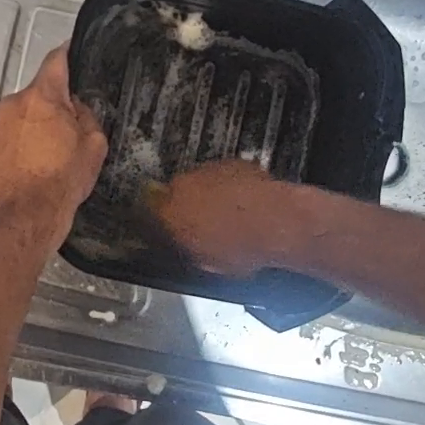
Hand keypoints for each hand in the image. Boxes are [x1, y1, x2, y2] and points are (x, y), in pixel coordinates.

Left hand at [0, 47, 107, 244]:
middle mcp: (13, 102)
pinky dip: (21, 143)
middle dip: (55, 105)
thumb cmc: (62, 180)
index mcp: (42, 96)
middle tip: (71, 129)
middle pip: (39, 93)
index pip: (56, 60)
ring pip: (23, 115)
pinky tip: (33, 165)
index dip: (69, 55)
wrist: (23, 217)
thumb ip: (87, 117)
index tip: (76, 56)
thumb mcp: (94, 146)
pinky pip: (9, 135)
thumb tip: (75, 107)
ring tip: (51, 154)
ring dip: (36, 125)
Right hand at [150, 160, 304, 275]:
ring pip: (200, 182)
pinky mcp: (232, 163)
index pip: (148, 213)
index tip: (163, 229)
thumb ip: (187, 248)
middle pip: (174, 193)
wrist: (276, 221)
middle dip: (185, 206)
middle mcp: (183, 186)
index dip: (156, 221)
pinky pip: (224, 175)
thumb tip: (187, 247)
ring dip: (208, 195)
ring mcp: (208, 171)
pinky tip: (243, 203)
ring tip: (227, 215)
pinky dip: (230, 186)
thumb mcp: (205, 261)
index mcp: (168, 212)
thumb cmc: (241, 247)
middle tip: (200, 224)